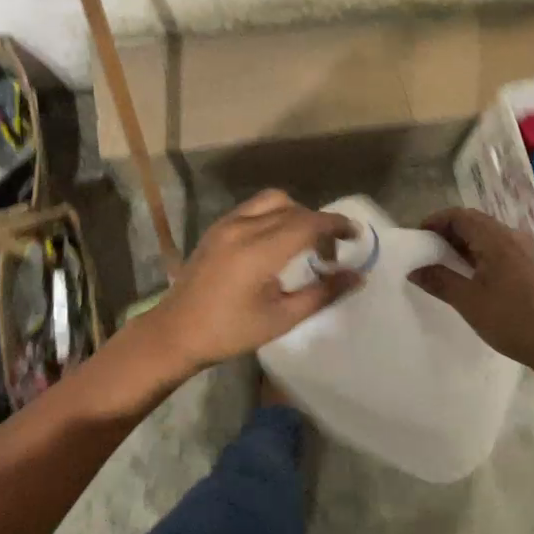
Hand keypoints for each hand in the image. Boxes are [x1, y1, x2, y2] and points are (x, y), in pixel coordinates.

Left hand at [145, 190, 360, 371]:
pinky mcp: (216, 228)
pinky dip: (274, 215)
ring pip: (273, 201)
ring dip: (296, 214)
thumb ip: (323, 293)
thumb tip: (357, 276)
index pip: (308, 223)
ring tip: (305, 243)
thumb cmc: (230, 332)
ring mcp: (226, 224)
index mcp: (259, 251)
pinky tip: (277, 243)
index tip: (355, 237)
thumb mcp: (282, 318)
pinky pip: (254, 208)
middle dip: (319, 224)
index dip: (337, 225)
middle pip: (294, 209)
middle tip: (331, 253)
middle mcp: (243, 228)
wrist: (176, 333)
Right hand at [408, 208, 533, 379]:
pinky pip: (499, 248)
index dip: (434, 221)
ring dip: (463, 243)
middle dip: (447, 231)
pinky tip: (470, 275)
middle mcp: (512, 236)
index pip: (459, 215)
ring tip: (443, 264)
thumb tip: (414, 269)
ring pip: (487, 235)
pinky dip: (479, 253)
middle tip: (425, 251)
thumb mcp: (468, 302)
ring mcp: (526, 251)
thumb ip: (439, 281)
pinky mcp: (532, 266)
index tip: (416, 238)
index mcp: (496, 238)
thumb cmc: (511, 321)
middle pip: (474, 221)